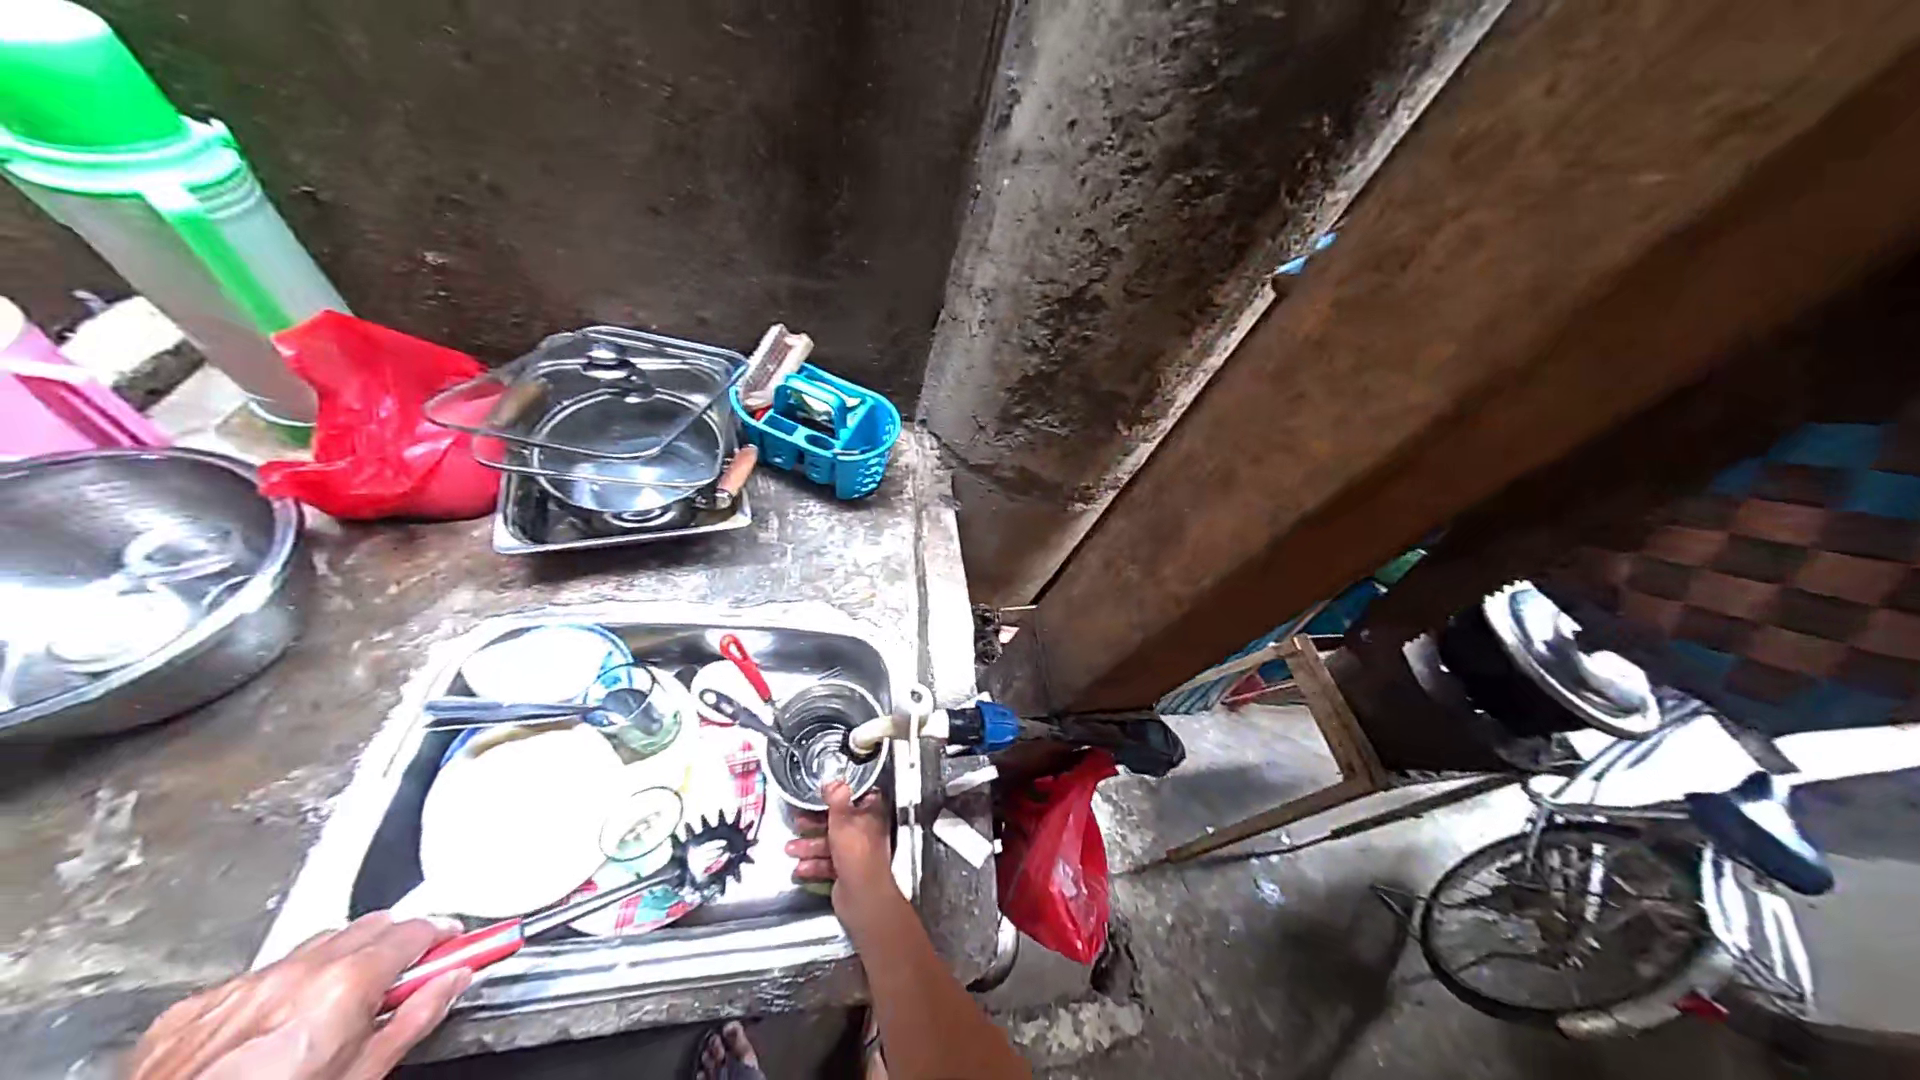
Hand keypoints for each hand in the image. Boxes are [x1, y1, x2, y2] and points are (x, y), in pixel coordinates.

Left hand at [127, 912, 469, 1079]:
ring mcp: (238, 989)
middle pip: (370, 927)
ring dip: (341, 960)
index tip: (461, 947)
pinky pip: (253, 979)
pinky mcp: (190, 1012)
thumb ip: (414, 1019)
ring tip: (341, 1005)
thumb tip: (452, 981)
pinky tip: (275, 1029)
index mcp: (345, 984)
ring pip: (314, 947)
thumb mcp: (362, 1078)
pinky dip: (279, 989)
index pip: (419, 930)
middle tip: (408, 978)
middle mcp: (295, 973)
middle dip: (397, 943)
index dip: (446, 937)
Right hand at [785, 779, 896, 917]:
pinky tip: (799, 868)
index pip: (856, 796)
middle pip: (838, 821)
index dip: (839, 793)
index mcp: (870, 813)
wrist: (862, 895)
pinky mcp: (846, 871)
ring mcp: (856, 852)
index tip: (821, 792)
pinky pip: (827, 863)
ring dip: (809, 845)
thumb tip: (834, 781)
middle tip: (796, 821)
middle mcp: (865, 830)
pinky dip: (814, 864)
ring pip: (830, 843)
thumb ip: (837, 799)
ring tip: (789, 849)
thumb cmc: (855, 851)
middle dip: (815, 823)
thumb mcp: (843, 819)